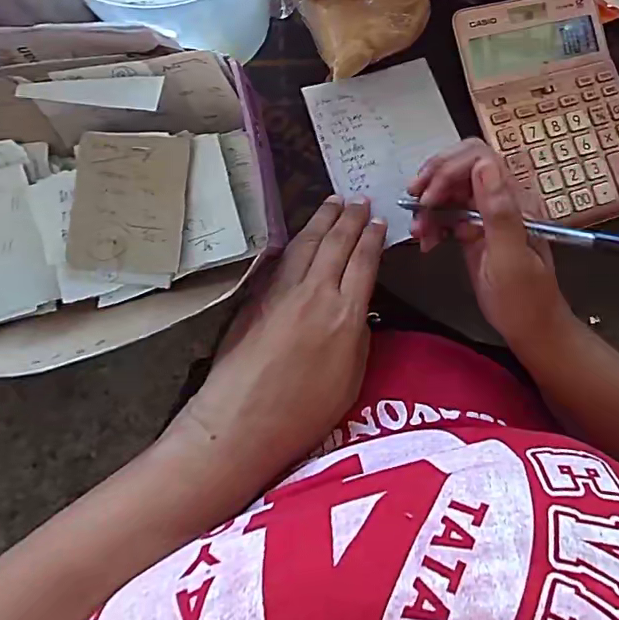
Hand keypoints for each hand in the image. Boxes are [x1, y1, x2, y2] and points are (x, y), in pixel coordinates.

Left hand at [168, 195, 383, 485]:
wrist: (240, 420)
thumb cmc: (302, 415)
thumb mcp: (350, 381)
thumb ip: (357, 338)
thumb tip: (356, 312)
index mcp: (345, 316)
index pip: (364, 262)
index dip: (372, 238)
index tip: (378, 221)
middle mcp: (316, 293)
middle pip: (337, 243)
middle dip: (350, 218)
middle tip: (359, 198)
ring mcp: (284, 291)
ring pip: (308, 243)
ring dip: (323, 219)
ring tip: (333, 202)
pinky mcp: (260, 294)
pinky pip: (286, 257)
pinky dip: (299, 239)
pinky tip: (303, 234)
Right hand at [407, 140, 570, 347]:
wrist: (533, 332)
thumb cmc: (525, 300)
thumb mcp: (510, 257)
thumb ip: (498, 210)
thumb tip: (483, 165)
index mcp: (517, 199)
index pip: (480, 159)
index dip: (449, 169)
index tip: (429, 197)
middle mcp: (502, 199)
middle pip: (461, 167)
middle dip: (434, 180)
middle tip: (414, 203)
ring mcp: (487, 214)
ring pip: (450, 190)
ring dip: (429, 205)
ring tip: (418, 230)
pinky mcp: (475, 229)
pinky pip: (448, 213)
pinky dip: (433, 222)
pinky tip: (426, 241)